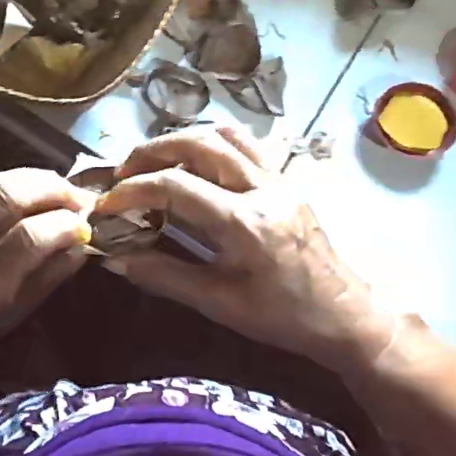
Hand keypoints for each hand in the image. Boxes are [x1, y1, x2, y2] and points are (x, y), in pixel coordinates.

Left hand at [0, 168, 94, 377]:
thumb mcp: (20, 311)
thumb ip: (51, 274)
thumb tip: (84, 242)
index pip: (29, 237)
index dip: (64, 224)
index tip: (87, 225)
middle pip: (9, 199)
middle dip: (52, 191)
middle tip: (80, 198)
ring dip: (35, 179)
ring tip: (63, 188)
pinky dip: (14, 181)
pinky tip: (36, 187)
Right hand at [98, 126, 402, 373]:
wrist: (350, 319)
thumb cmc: (283, 317)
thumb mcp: (217, 303)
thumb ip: (162, 275)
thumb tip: (113, 258)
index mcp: (245, 223)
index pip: (175, 186)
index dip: (131, 191)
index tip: (105, 205)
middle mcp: (263, 191)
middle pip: (197, 145)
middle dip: (149, 152)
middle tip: (121, 173)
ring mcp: (279, 182)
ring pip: (222, 136)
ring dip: (178, 140)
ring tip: (150, 161)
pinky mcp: (286, 182)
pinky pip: (244, 145)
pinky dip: (209, 143)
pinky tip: (190, 161)